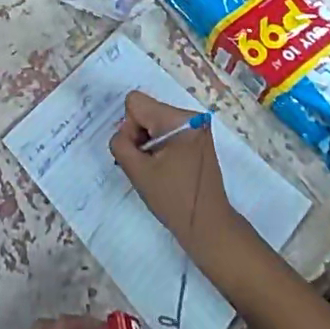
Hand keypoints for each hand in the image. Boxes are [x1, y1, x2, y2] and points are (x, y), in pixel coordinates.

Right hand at [109, 90, 233, 253]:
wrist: (208, 226)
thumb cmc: (173, 199)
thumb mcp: (137, 171)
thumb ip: (120, 143)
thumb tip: (122, 133)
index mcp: (179, 119)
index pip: (136, 103)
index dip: (129, 127)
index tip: (140, 153)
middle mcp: (191, 116)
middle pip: (146, 110)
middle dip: (139, 135)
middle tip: (146, 165)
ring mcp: (197, 127)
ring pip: (154, 121)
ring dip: (148, 143)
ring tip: (156, 169)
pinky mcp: (197, 139)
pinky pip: (166, 131)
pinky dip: (159, 146)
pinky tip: (165, 168)